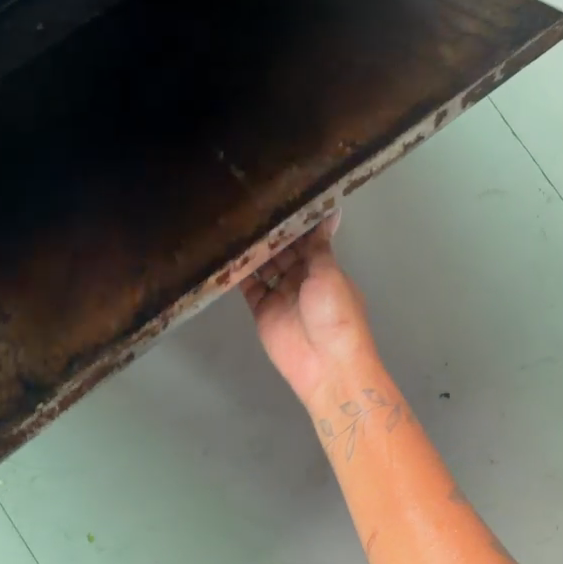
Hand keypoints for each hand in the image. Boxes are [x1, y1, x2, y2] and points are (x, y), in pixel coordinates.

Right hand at [241, 214, 379, 402]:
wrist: (326, 364)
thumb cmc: (335, 313)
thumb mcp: (329, 273)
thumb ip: (319, 245)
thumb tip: (332, 211)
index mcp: (323, 268)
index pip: (306, 240)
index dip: (293, 223)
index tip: (275, 199)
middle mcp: (302, 279)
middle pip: (283, 251)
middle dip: (270, 235)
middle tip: (248, 208)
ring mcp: (281, 294)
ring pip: (264, 266)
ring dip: (254, 251)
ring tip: (234, 225)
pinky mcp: (262, 310)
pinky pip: (249, 287)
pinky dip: (239, 273)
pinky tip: (227, 254)